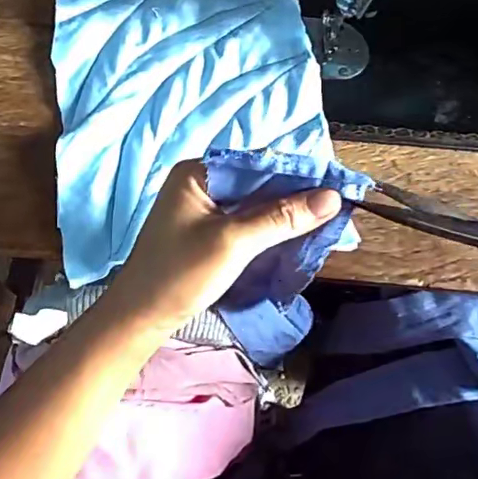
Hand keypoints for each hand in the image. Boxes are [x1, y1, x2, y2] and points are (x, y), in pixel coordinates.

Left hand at [97, 160, 342, 331]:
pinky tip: (293, 234)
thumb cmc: (180, 273)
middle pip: (255, 182)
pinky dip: (267, 227)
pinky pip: (242, 220)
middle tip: (337, 206)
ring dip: (283, 213)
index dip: (296, 174)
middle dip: (293, 195)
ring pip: (252, 203)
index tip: (337, 185)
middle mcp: (197, 182)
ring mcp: (199, 207)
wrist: (141, 315)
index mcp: (196, 173)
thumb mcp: (234, 242)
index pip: (256, 163)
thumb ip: (281, 217)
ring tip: (324, 220)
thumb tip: (330, 196)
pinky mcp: (203, 230)